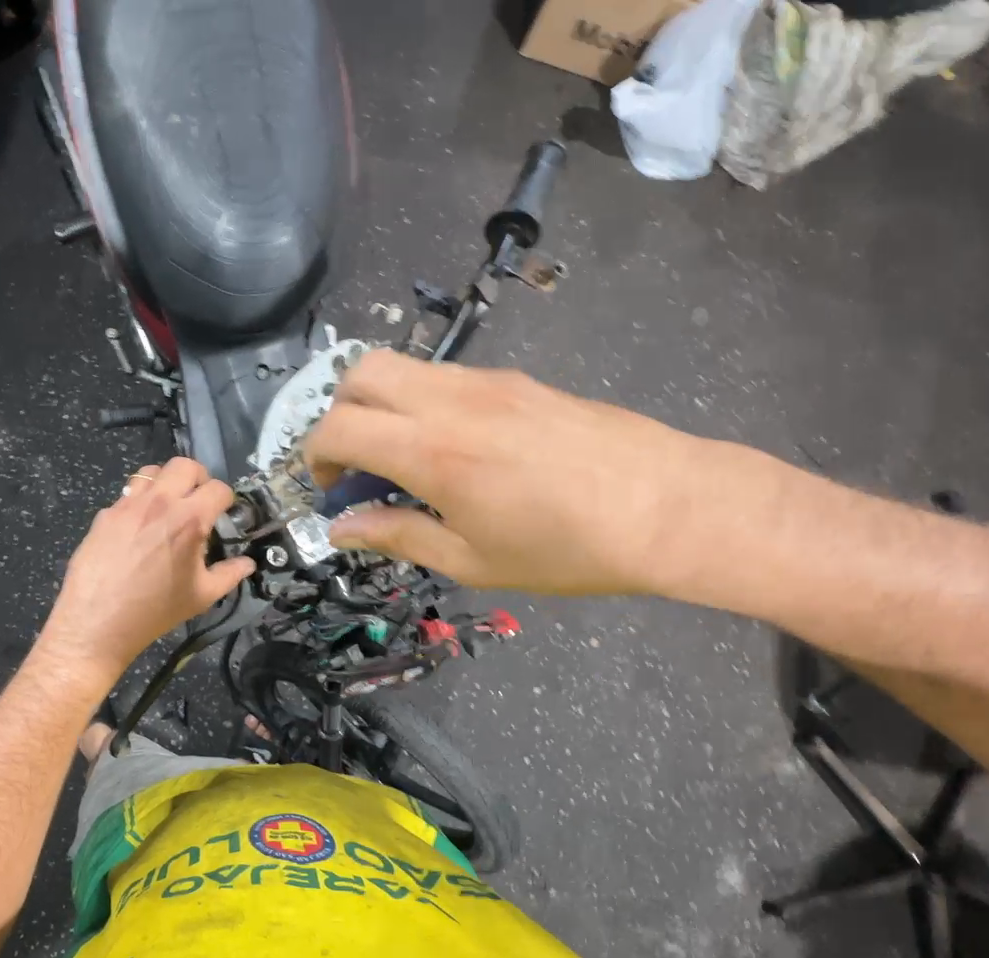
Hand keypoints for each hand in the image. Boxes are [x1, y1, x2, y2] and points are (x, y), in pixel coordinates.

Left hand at [39, 458, 255, 677]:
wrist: (98, 622)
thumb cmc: (156, 611)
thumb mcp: (201, 596)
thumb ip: (229, 574)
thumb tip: (247, 564)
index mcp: (189, 520)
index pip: (218, 488)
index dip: (226, 499)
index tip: (223, 512)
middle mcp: (159, 503)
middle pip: (184, 465)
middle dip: (198, 478)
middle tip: (197, 500)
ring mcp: (128, 505)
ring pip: (151, 471)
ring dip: (165, 482)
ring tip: (167, 505)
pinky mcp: (105, 514)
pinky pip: (127, 494)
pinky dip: (139, 501)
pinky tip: (139, 527)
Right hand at [303, 350, 717, 594]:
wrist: (673, 507)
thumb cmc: (567, 548)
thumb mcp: (471, 559)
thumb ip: (396, 536)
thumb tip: (342, 529)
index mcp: (431, 451)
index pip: (337, 428)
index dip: (315, 458)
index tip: (331, 491)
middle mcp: (450, 402)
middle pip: (360, 373)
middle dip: (339, 414)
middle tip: (358, 463)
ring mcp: (487, 383)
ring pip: (403, 367)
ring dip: (381, 405)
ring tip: (405, 460)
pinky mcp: (517, 380)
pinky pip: (445, 378)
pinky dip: (423, 404)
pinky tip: (455, 452)